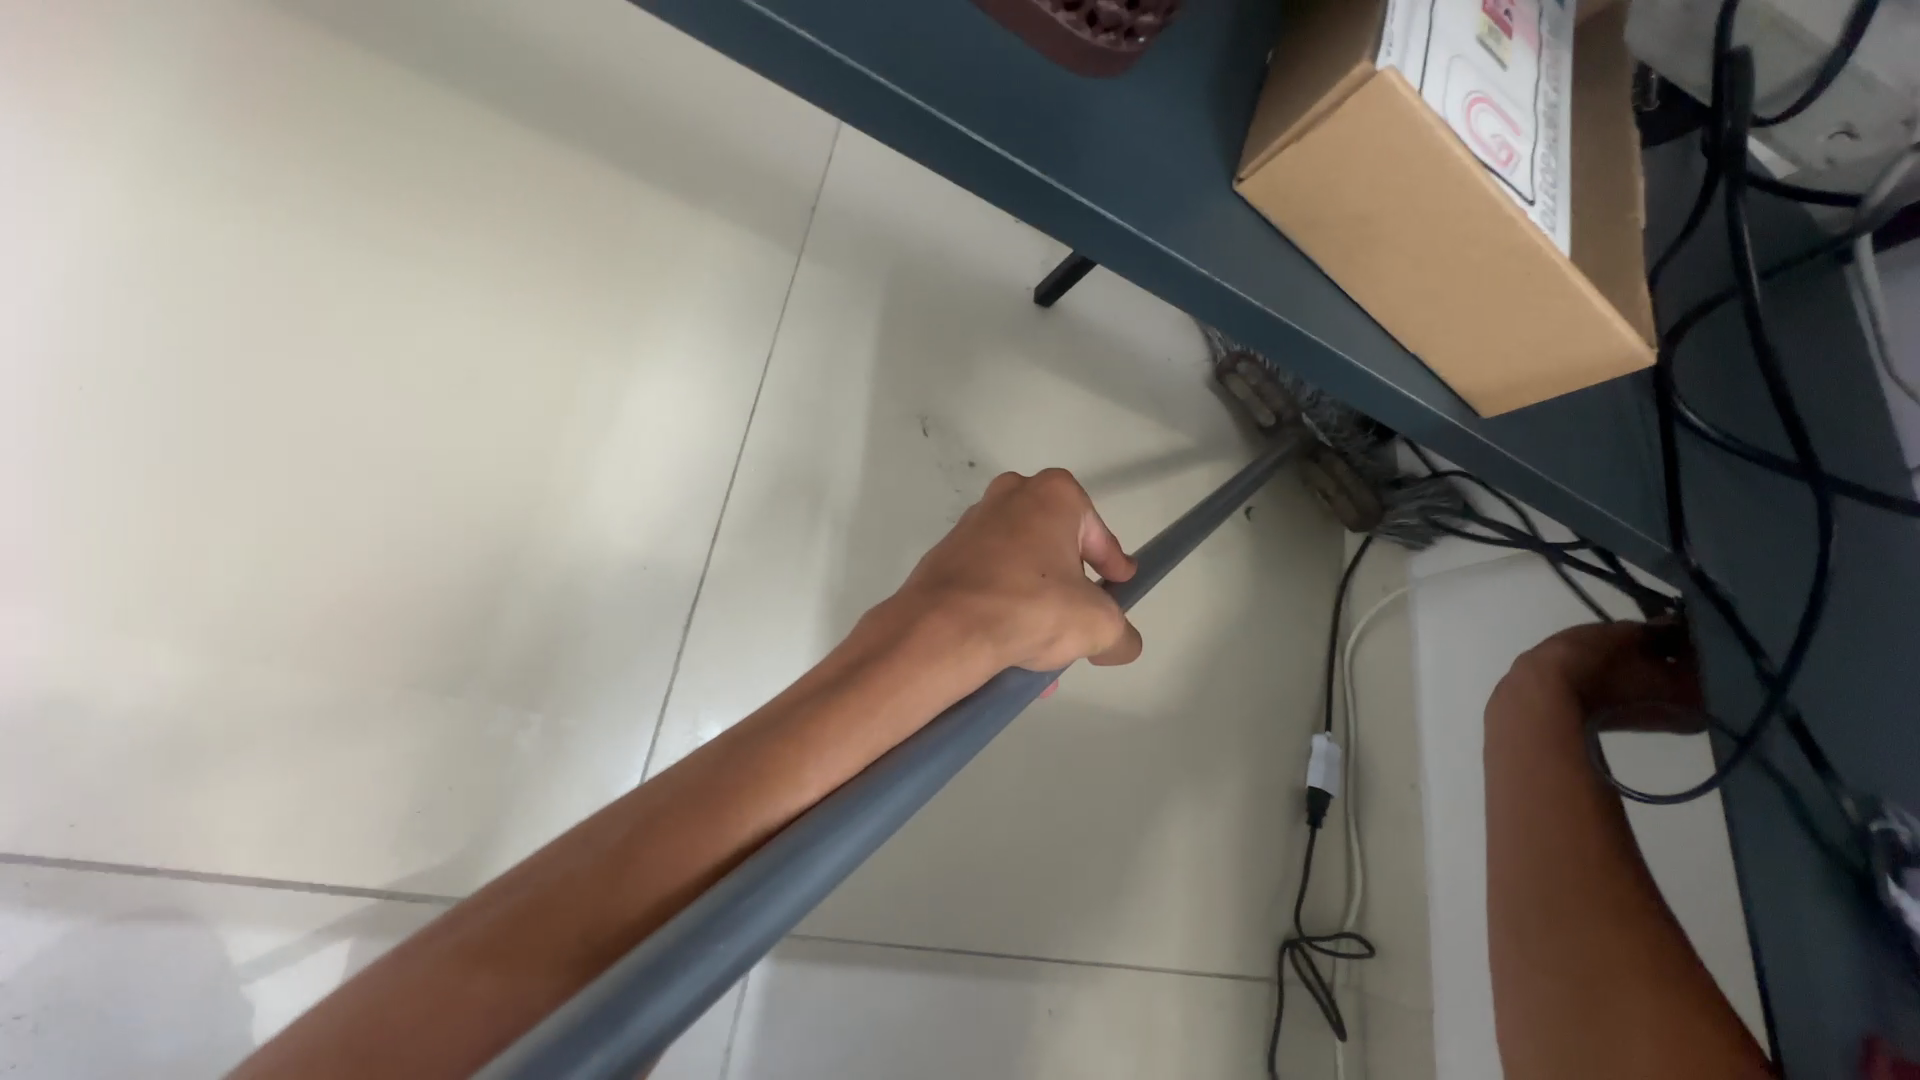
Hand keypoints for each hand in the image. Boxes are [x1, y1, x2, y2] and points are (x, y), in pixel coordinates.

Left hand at [888, 468, 1142, 672]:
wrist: (942, 630)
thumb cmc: (1031, 607)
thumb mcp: (1098, 625)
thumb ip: (1121, 634)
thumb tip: (1120, 645)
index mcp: (1052, 495)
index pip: (1097, 532)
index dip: (1112, 564)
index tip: (1118, 586)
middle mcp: (1008, 497)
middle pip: (1054, 547)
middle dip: (1069, 587)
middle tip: (1078, 619)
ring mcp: (970, 526)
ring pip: (1019, 569)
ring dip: (1035, 605)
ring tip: (1044, 649)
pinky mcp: (943, 557)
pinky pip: (987, 583)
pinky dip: (1003, 609)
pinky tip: (1010, 649)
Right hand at [1510, 617, 1703, 732]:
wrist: (1538, 700)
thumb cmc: (1590, 665)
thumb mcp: (1626, 634)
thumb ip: (1658, 628)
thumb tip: (1676, 625)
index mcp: (1698, 694)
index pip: (1709, 653)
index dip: (1691, 630)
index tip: (1675, 614)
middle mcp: (1687, 715)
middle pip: (1689, 672)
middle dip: (1672, 650)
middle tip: (1652, 626)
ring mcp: (1654, 722)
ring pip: (1663, 682)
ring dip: (1651, 662)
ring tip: (1628, 642)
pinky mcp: (1624, 721)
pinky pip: (1641, 691)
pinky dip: (1634, 676)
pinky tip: (1614, 661)